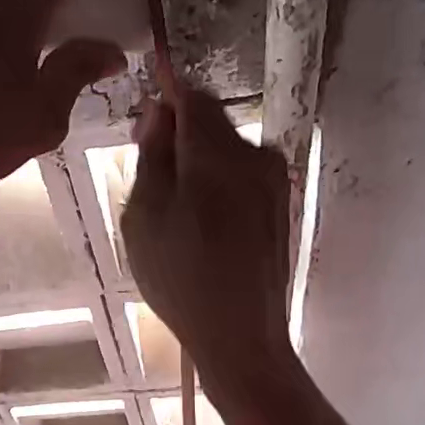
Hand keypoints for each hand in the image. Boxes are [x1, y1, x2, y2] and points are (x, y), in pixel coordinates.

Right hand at [121, 89, 292, 363]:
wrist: (242, 335)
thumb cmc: (181, 278)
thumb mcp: (144, 217)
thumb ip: (151, 156)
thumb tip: (159, 113)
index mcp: (216, 155)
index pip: (192, 97)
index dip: (167, 89)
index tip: (146, 95)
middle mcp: (254, 156)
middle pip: (212, 121)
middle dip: (179, 130)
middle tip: (147, 162)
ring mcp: (274, 181)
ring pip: (227, 148)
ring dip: (198, 156)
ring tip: (172, 201)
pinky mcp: (280, 204)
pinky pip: (242, 172)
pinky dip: (217, 178)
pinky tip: (201, 219)